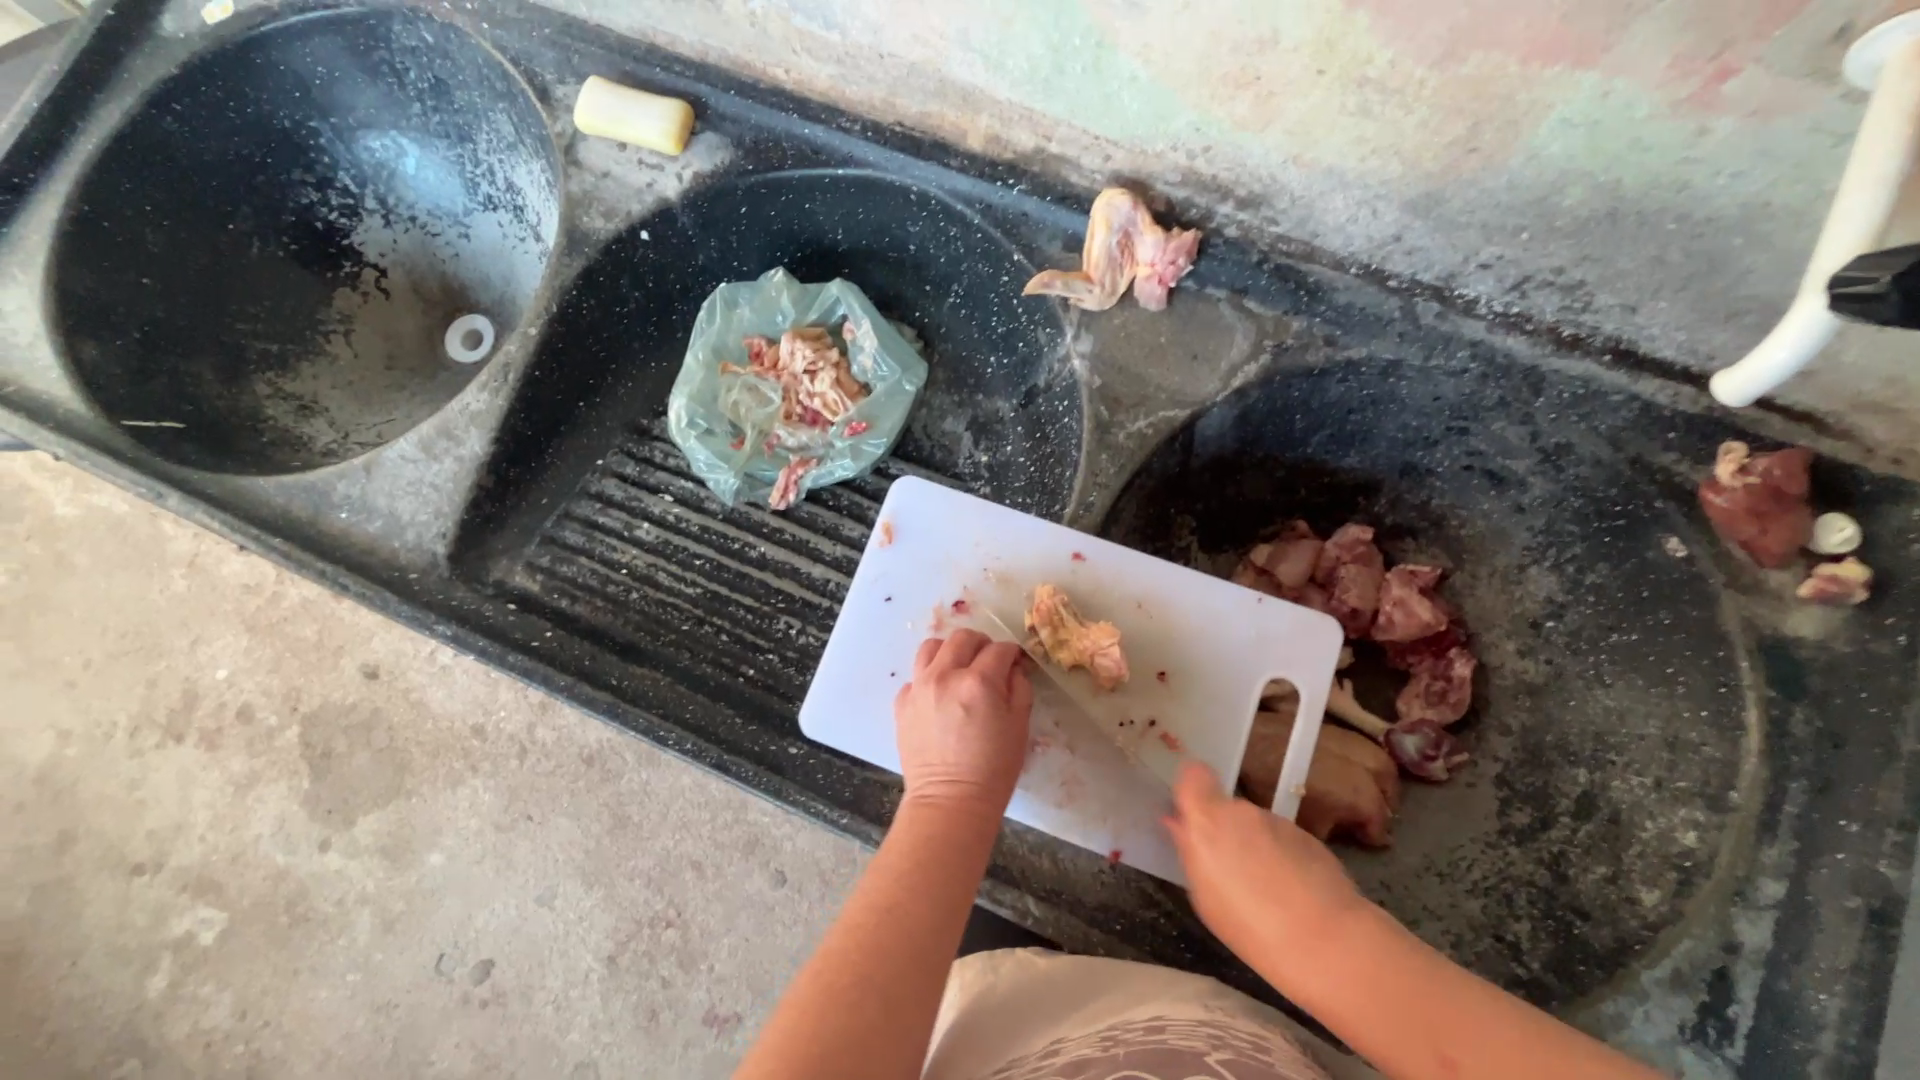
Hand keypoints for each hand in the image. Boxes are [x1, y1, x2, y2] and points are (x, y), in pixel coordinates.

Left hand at [893, 630, 1033, 815]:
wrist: (950, 801)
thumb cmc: (993, 769)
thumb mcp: (1019, 727)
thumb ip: (1019, 688)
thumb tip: (1012, 669)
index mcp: (979, 682)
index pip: (998, 649)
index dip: (1012, 654)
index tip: (1015, 663)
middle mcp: (945, 676)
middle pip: (962, 638)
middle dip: (981, 644)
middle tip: (989, 661)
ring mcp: (918, 688)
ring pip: (931, 647)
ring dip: (949, 652)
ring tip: (959, 669)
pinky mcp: (902, 703)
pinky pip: (915, 677)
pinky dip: (929, 678)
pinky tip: (940, 697)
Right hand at [1165, 762, 1367, 961]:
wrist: (1324, 939)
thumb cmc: (1247, 923)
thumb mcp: (1202, 894)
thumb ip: (1189, 851)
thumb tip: (1179, 825)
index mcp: (1208, 819)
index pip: (1193, 775)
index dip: (1192, 790)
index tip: (1192, 816)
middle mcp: (1243, 811)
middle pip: (1226, 808)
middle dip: (1225, 831)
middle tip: (1229, 870)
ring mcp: (1279, 821)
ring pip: (1256, 826)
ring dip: (1255, 846)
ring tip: (1265, 889)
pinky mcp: (1309, 837)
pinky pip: (1282, 841)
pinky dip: (1281, 858)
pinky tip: (1291, 892)